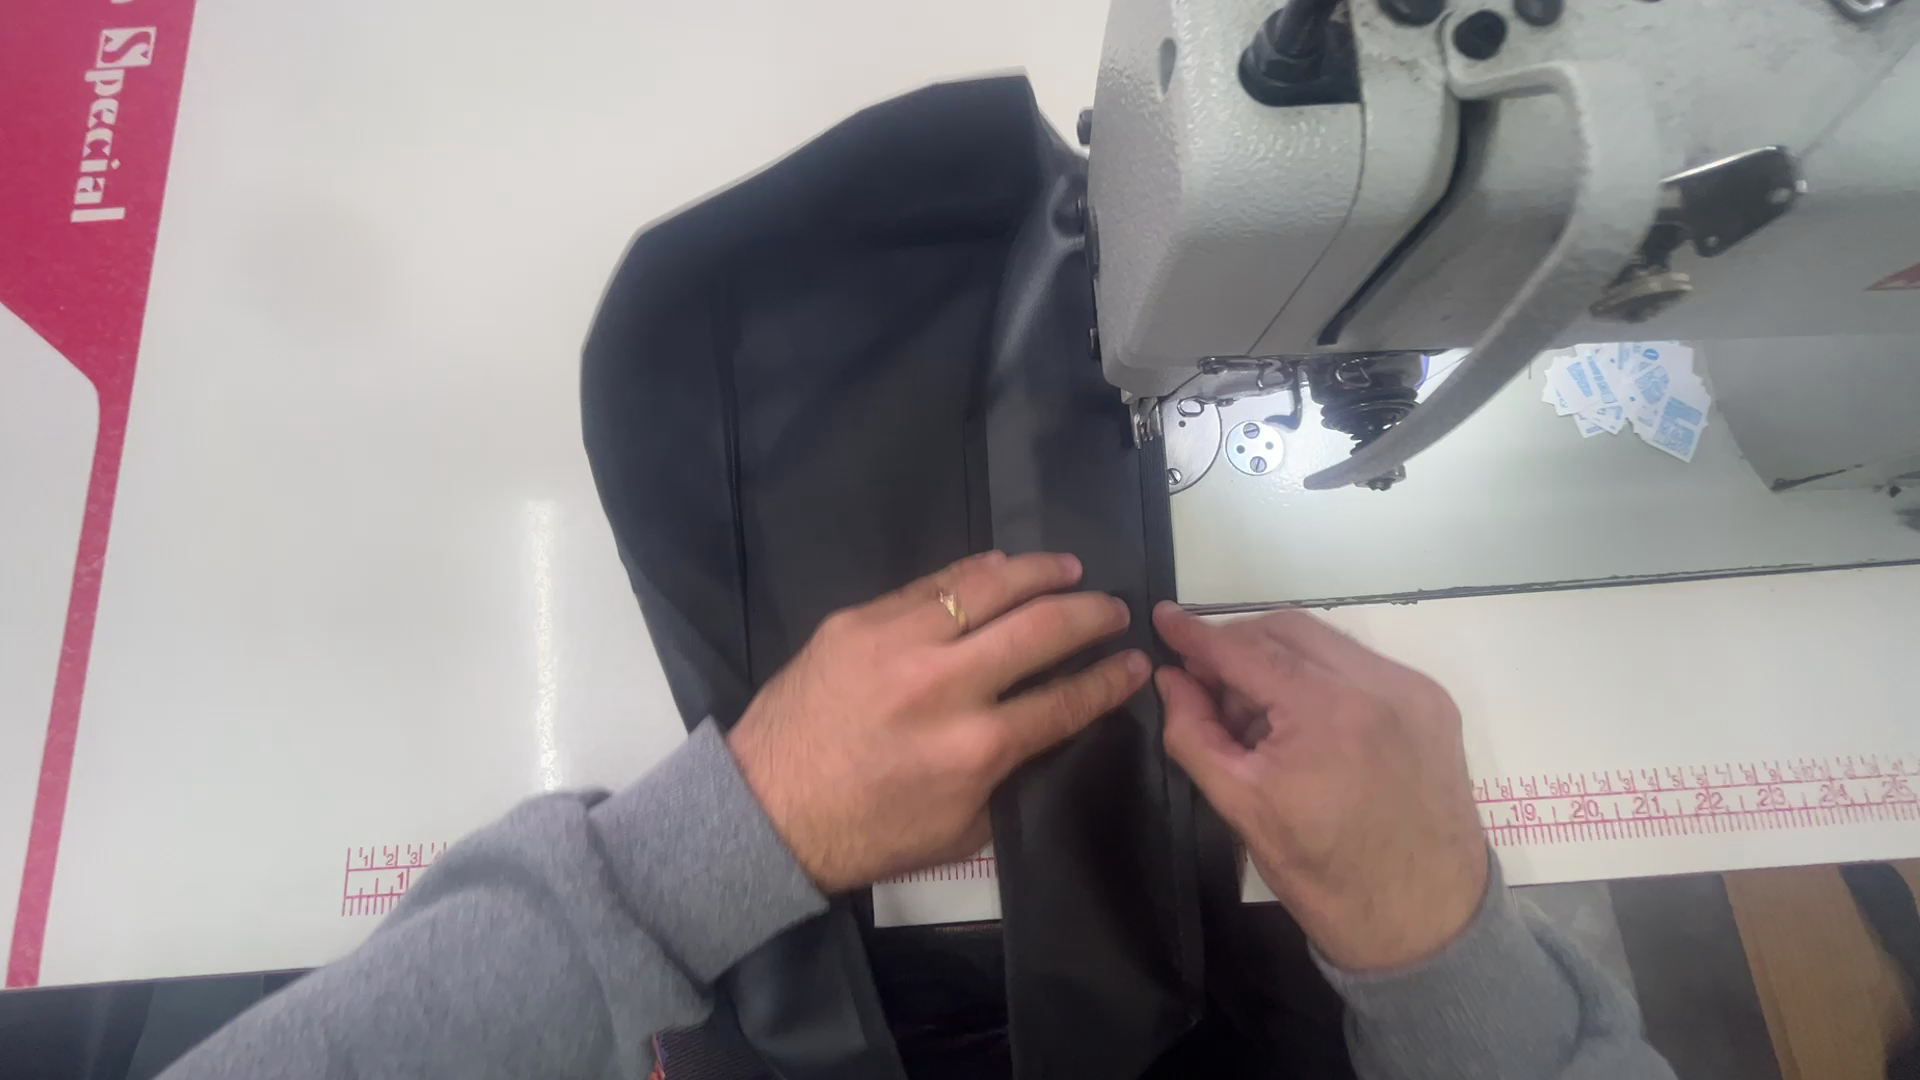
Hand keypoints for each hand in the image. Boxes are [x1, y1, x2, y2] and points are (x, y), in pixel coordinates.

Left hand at [728, 552, 1149, 892]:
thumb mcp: (959, 827)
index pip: (1066, 699)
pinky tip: (1001, 566)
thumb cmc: (866, 832)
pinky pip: (931, 583)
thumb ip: (1012, 773)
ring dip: (1039, 572)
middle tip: (1114, 608)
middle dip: (1091, 614)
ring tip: (1068, 568)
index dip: (1110, 678)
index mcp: (976, 748)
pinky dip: (975, 572)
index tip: (1135, 663)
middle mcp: (946, 684)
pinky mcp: (860, 618)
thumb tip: (1051, 722)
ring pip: (988, 587)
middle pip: (1040, 629)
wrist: (766, 808)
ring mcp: (898, 642)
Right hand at [1152, 602, 1487, 971]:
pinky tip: (1298, 717)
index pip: (1246, 651)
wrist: (1426, 925)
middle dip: (1235, 645)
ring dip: (1274, 658)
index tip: (1163, 617)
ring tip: (1254, 711)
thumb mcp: (1238, 804)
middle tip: (1204, 682)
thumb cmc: (1323, 873)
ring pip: (1321, 640)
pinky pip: (1354, 662)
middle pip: (1284, 630)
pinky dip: (1313, 673)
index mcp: (1329, 712)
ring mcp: (1413, 689)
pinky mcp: (1433, 701)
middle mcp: (1379, 684)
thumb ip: (1192, 731)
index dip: (1197, 633)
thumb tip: (1169, 677)